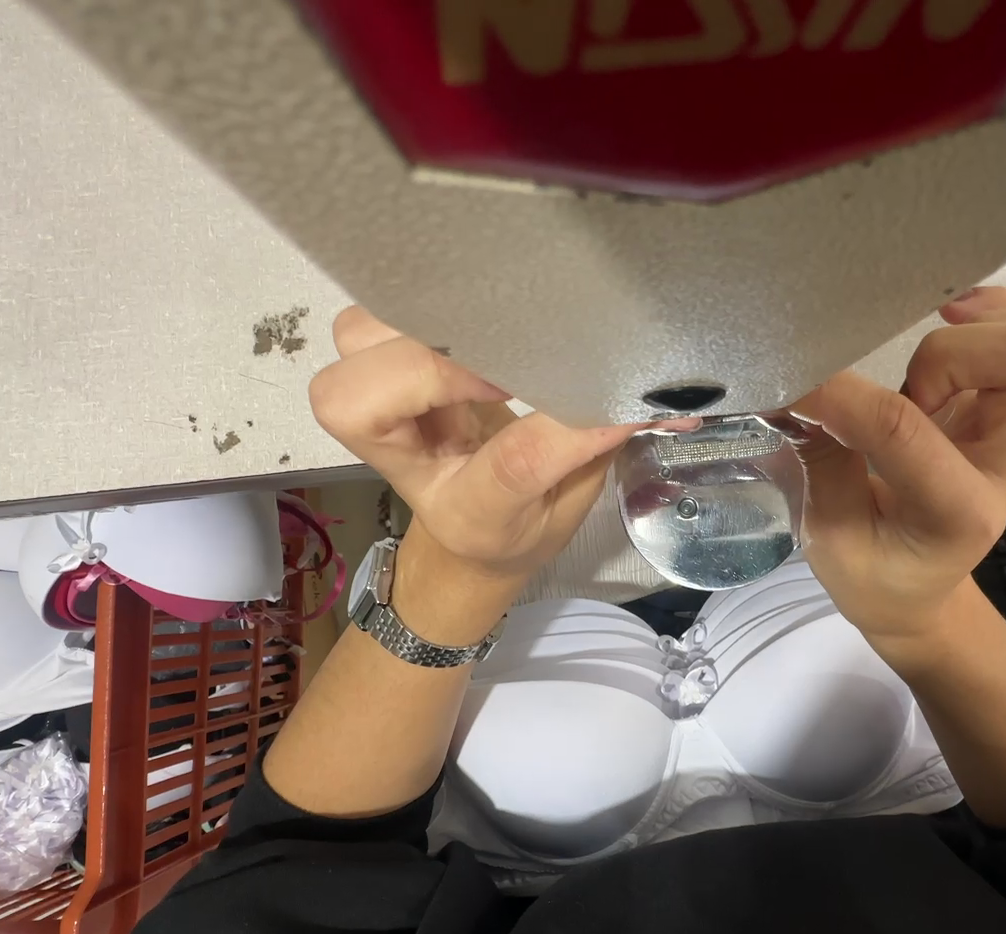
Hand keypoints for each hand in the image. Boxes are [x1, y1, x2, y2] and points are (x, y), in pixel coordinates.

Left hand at [309, 307, 694, 583]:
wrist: (465, 547)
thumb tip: (655, 395)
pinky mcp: (380, 381)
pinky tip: (455, 324)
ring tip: (475, 334)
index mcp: (471, 515)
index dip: (564, 427)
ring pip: (351, 348)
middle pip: (359, 405)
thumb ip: (595, 450)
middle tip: (505, 365)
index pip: (510, 464)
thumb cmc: (522, 529)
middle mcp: (409, 465)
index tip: (617, 403)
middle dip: (433, 366)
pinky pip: (361, 327)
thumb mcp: (569, 507)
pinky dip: (400, 315)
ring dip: (408, 330)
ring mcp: (384, 420)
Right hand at [780, 287, 1005, 647]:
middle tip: (899, 392)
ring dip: (978, 331)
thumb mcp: (829, 539)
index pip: (905, 429)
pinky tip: (948, 325)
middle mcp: (1002, 464)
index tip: (791, 389)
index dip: (840, 396)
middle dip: (941, 355)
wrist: (917, 592)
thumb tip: (790, 389)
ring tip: (924, 362)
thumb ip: (819, 462)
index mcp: (957, 513)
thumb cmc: (873, 576)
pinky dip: (994, 317)